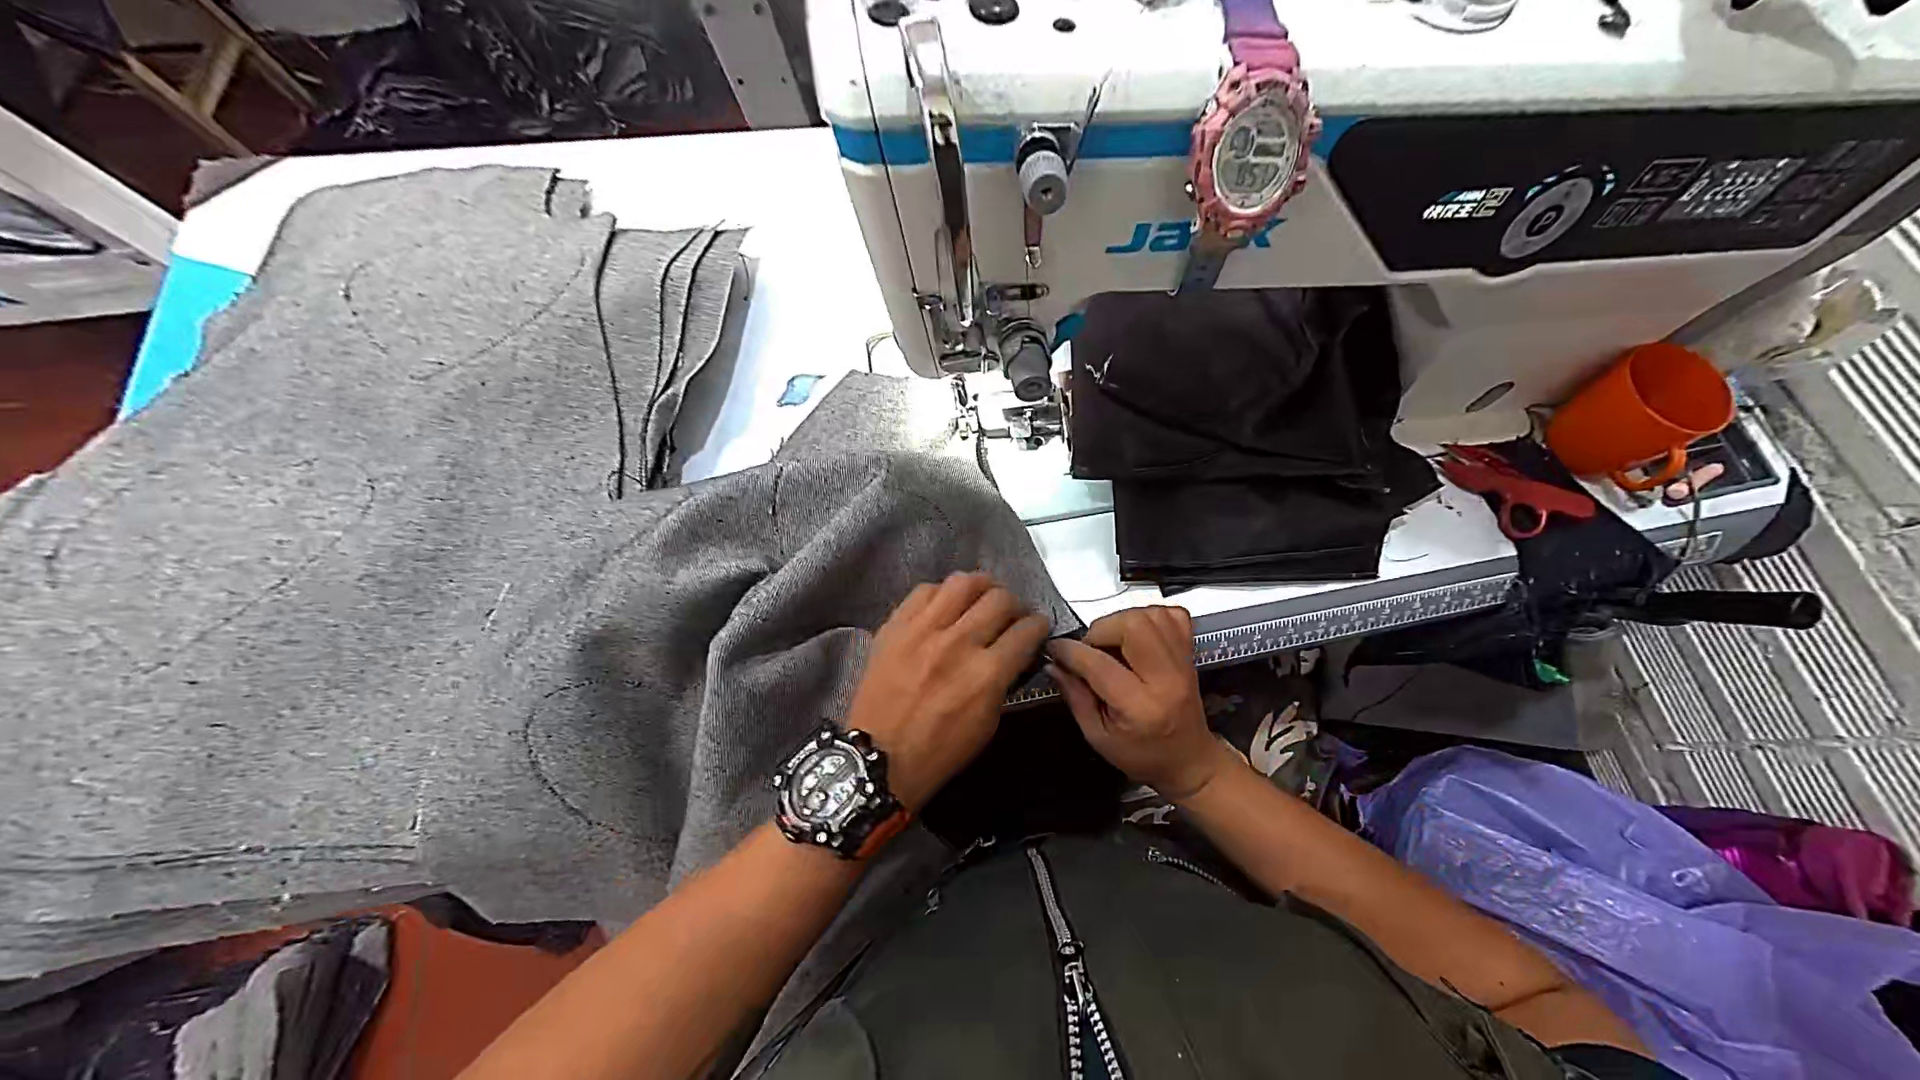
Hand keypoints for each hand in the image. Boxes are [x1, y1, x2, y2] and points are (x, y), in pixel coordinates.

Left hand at [845, 572, 1052, 812]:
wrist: (877, 757)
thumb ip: (1004, 681)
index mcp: (986, 673)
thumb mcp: (988, 723)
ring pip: (963, 582)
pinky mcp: (895, 625)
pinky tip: (946, 605)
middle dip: (1015, 604)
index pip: (1026, 631)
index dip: (1039, 625)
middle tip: (1012, 613)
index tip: (1037, 626)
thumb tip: (1014, 654)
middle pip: (999, 599)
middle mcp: (958, 643)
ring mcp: (923, 630)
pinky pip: (925, 590)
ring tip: (983, 597)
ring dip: (982, 587)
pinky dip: (943, 593)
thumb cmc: (938, 750)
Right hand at [1046, 606, 1231, 802]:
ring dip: (1123, 621)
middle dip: (1102, 629)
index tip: (1055, 648)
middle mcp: (1167, 679)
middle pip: (1134, 626)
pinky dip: (1149, 617)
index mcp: (1140, 707)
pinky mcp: (1190, 653)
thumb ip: (1075, 697)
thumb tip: (1054, 665)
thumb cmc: (1142, 755)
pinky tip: (1136, 635)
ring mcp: (1183, 663)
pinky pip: (1172, 616)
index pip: (1100, 664)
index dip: (1070, 651)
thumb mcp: (1097, 737)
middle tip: (1092, 648)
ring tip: (1113, 642)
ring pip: (1152, 616)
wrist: (1189, 760)